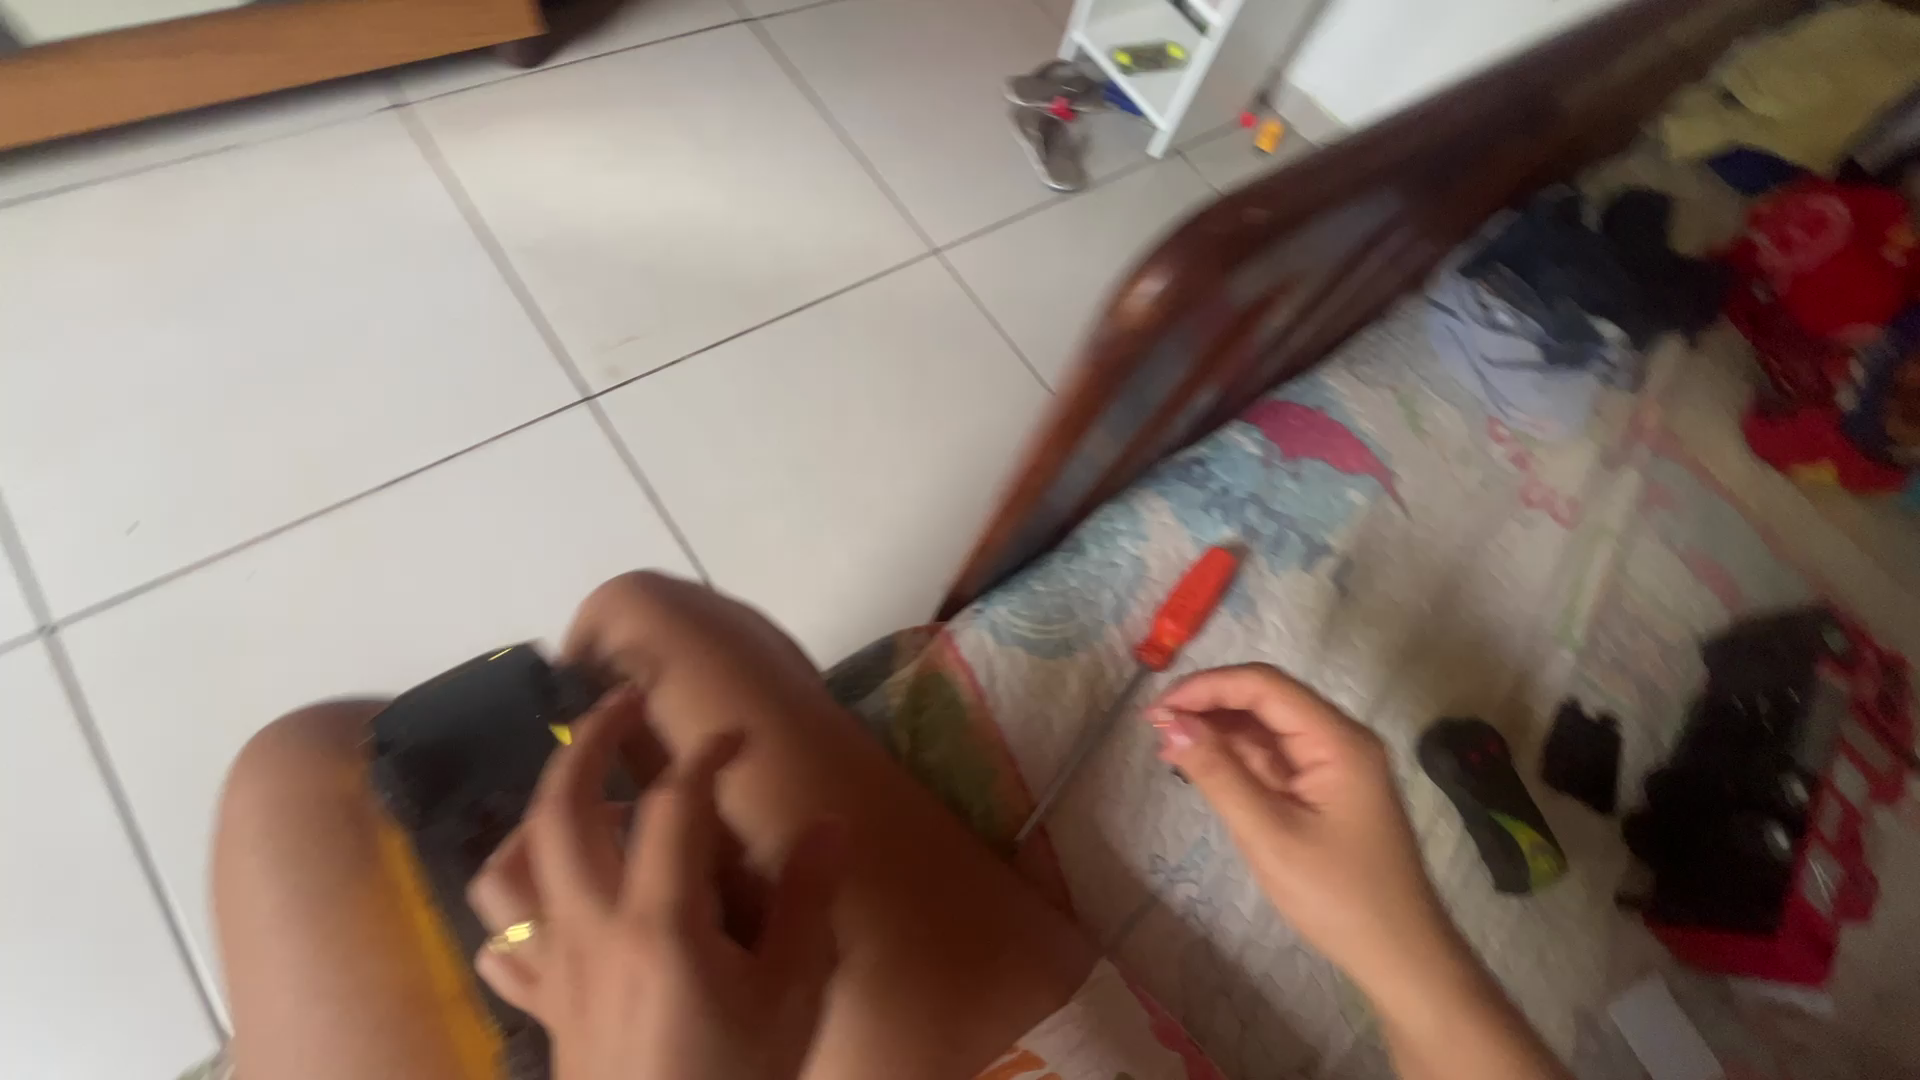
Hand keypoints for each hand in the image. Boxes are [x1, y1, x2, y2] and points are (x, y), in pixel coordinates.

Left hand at [469, 688, 845, 1079]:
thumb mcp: (791, 996)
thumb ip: (807, 902)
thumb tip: (829, 824)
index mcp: (656, 923)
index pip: (672, 806)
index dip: (705, 755)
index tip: (737, 739)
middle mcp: (588, 930)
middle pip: (559, 810)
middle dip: (589, 742)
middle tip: (623, 704)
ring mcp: (550, 968)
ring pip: (508, 866)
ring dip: (542, 812)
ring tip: (591, 796)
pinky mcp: (538, 1003)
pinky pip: (500, 935)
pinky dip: (518, 894)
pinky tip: (556, 890)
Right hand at [1146, 664, 1452, 995]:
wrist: (1401, 959)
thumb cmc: (1338, 898)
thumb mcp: (1268, 835)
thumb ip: (1217, 773)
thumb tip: (1170, 724)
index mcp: (1337, 739)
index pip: (1263, 685)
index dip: (1206, 686)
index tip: (1159, 709)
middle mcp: (1337, 737)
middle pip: (1264, 698)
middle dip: (1207, 703)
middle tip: (1155, 724)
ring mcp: (1331, 761)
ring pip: (1263, 723)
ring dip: (1215, 727)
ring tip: (1166, 743)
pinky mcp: (1320, 784)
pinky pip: (1270, 753)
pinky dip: (1231, 753)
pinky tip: (1197, 762)